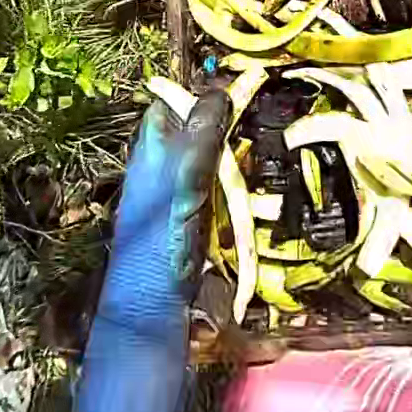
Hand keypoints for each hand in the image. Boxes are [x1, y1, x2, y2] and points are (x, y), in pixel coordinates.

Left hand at [75, 87, 229, 411]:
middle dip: (220, 118)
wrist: (149, 330)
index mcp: (149, 155)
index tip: (238, 80)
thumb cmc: (159, 251)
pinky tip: (253, 182)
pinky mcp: (189, 225)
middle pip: (190, 130)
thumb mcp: (181, 187)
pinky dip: (231, 180)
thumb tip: (218, 89)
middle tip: (259, 106)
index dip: (198, 91)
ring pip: (204, 159)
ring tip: (263, 136)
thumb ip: (198, 139)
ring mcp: (174, 200)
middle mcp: (159, 172)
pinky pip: (212, 188)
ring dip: (228, 148)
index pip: (169, 106)